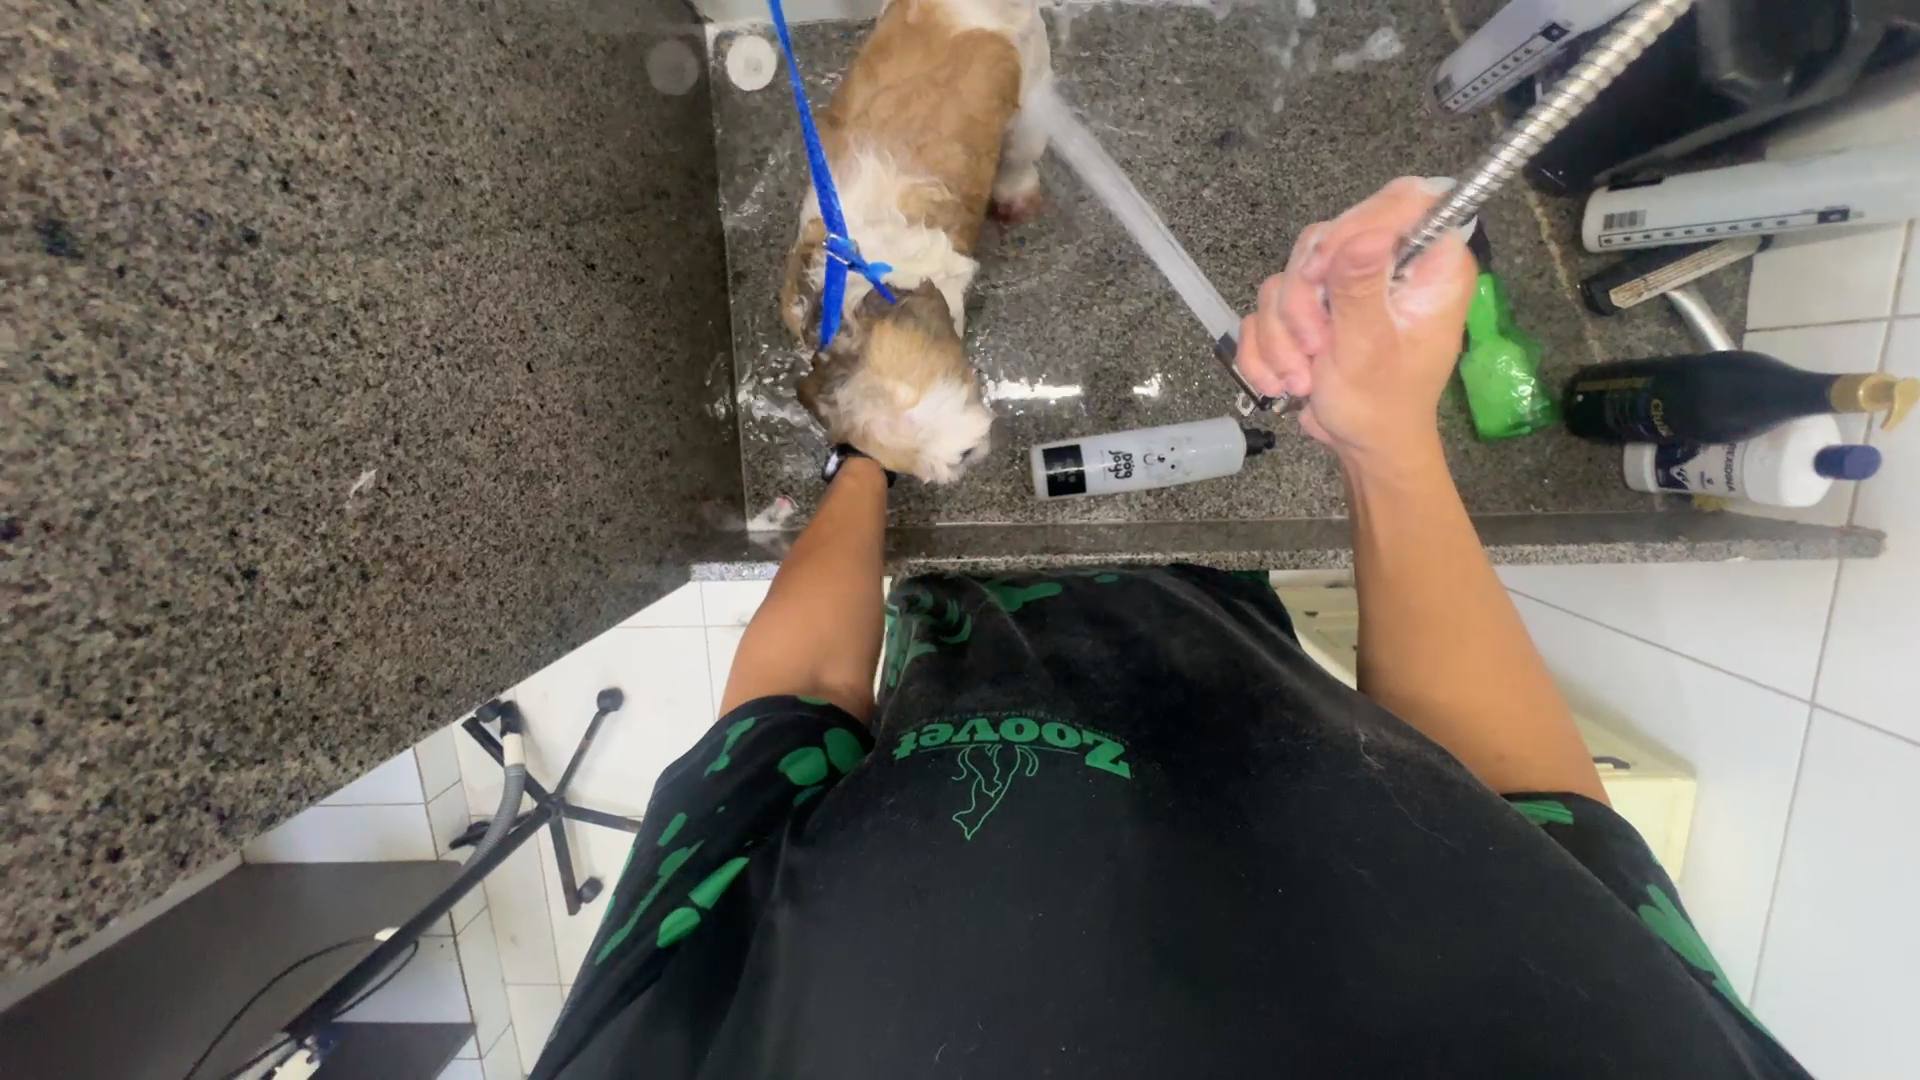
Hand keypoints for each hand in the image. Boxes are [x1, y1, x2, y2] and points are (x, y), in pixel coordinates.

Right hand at [1236, 177, 1476, 472]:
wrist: (1361, 445)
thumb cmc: (1381, 405)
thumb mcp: (1371, 351)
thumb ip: (1361, 292)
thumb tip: (1365, 238)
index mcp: (1426, 265)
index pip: (1398, 201)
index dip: (1353, 227)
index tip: (1322, 272)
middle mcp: (1383, 265)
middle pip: (1322, 242)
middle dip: (1301, 303)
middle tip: (1315, 347)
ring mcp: (1339, 287)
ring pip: (1284, 280)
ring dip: (1281, 337)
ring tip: (1300, 379)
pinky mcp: (1306, 311)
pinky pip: (1263, 313)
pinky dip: (1264, 351)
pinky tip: (1281, 382)